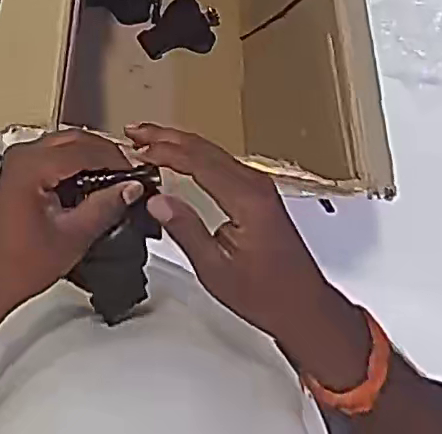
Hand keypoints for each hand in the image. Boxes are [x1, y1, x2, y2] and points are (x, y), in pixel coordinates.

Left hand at [0, 130, 144, 317]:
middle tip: (132, 171)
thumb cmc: (21, 263)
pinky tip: (94, 181)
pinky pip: (53, 154)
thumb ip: (105, 206)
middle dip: (105, 151)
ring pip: (63, 143)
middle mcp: (22, 155)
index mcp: (31, 165)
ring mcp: (18, 161)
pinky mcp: (19, 171)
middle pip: (73, 139)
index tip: (139, 171)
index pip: (83, 149)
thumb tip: (131, 187)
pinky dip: (76, 162)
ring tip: (119, 176)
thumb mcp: (73, 236)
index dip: (116, 158)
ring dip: (91, 154)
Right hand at [127, 122, 371, 387]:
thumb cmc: (268, 295)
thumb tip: (156, 200)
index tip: (136, 152)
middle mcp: (254, 184)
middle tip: (133, 131)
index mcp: (246, 199)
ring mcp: (257, 185)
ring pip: (209, 149)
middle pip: (202, 146)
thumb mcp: (217, 271)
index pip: (197, 160)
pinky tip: (175, 155)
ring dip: (175, 141)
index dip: (162, 152)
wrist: (308, 310)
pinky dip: (190, 152)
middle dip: (164, 135)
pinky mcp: (256, 190)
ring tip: (146, 139)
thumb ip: (185, 230)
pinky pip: (217, 159)